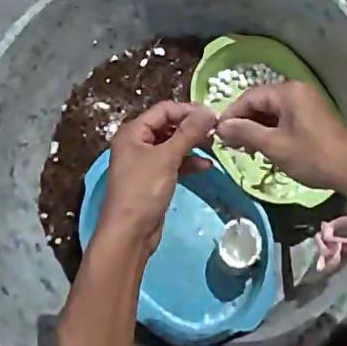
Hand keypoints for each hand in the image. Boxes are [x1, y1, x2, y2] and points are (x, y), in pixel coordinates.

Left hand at [99, 103, 215, 253]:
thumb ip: (189, 132)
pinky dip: (189, 162)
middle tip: (217, 129)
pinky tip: (206, 166)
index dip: (187, 110)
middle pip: (168, 126)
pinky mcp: (154, 179)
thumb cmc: (143, 190)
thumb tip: (209, 110)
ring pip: (173, 144)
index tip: (212, 115)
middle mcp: (137, 143)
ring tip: (215, 145)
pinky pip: (174, 162)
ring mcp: (145, 162)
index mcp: (133, 132)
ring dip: (193, 144)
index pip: (164, 110)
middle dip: (192, 127)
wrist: (129, 235)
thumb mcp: (167, 158)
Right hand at [216, 82, 346, 193]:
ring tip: (245, 149)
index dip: (231, 114)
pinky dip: (271, 129)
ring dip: (257, 128)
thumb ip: (245, 133)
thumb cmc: (312, 156)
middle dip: (244, 122)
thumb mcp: (274, 146)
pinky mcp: (312, 114)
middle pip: (261, 101)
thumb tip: (221, 126)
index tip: (218, 134)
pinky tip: (264, 147)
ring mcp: (306, 101)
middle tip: (231, 144)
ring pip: (272, 110)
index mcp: (288, 92)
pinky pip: (284, 116)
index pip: (249, 96)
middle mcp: (297, 90)